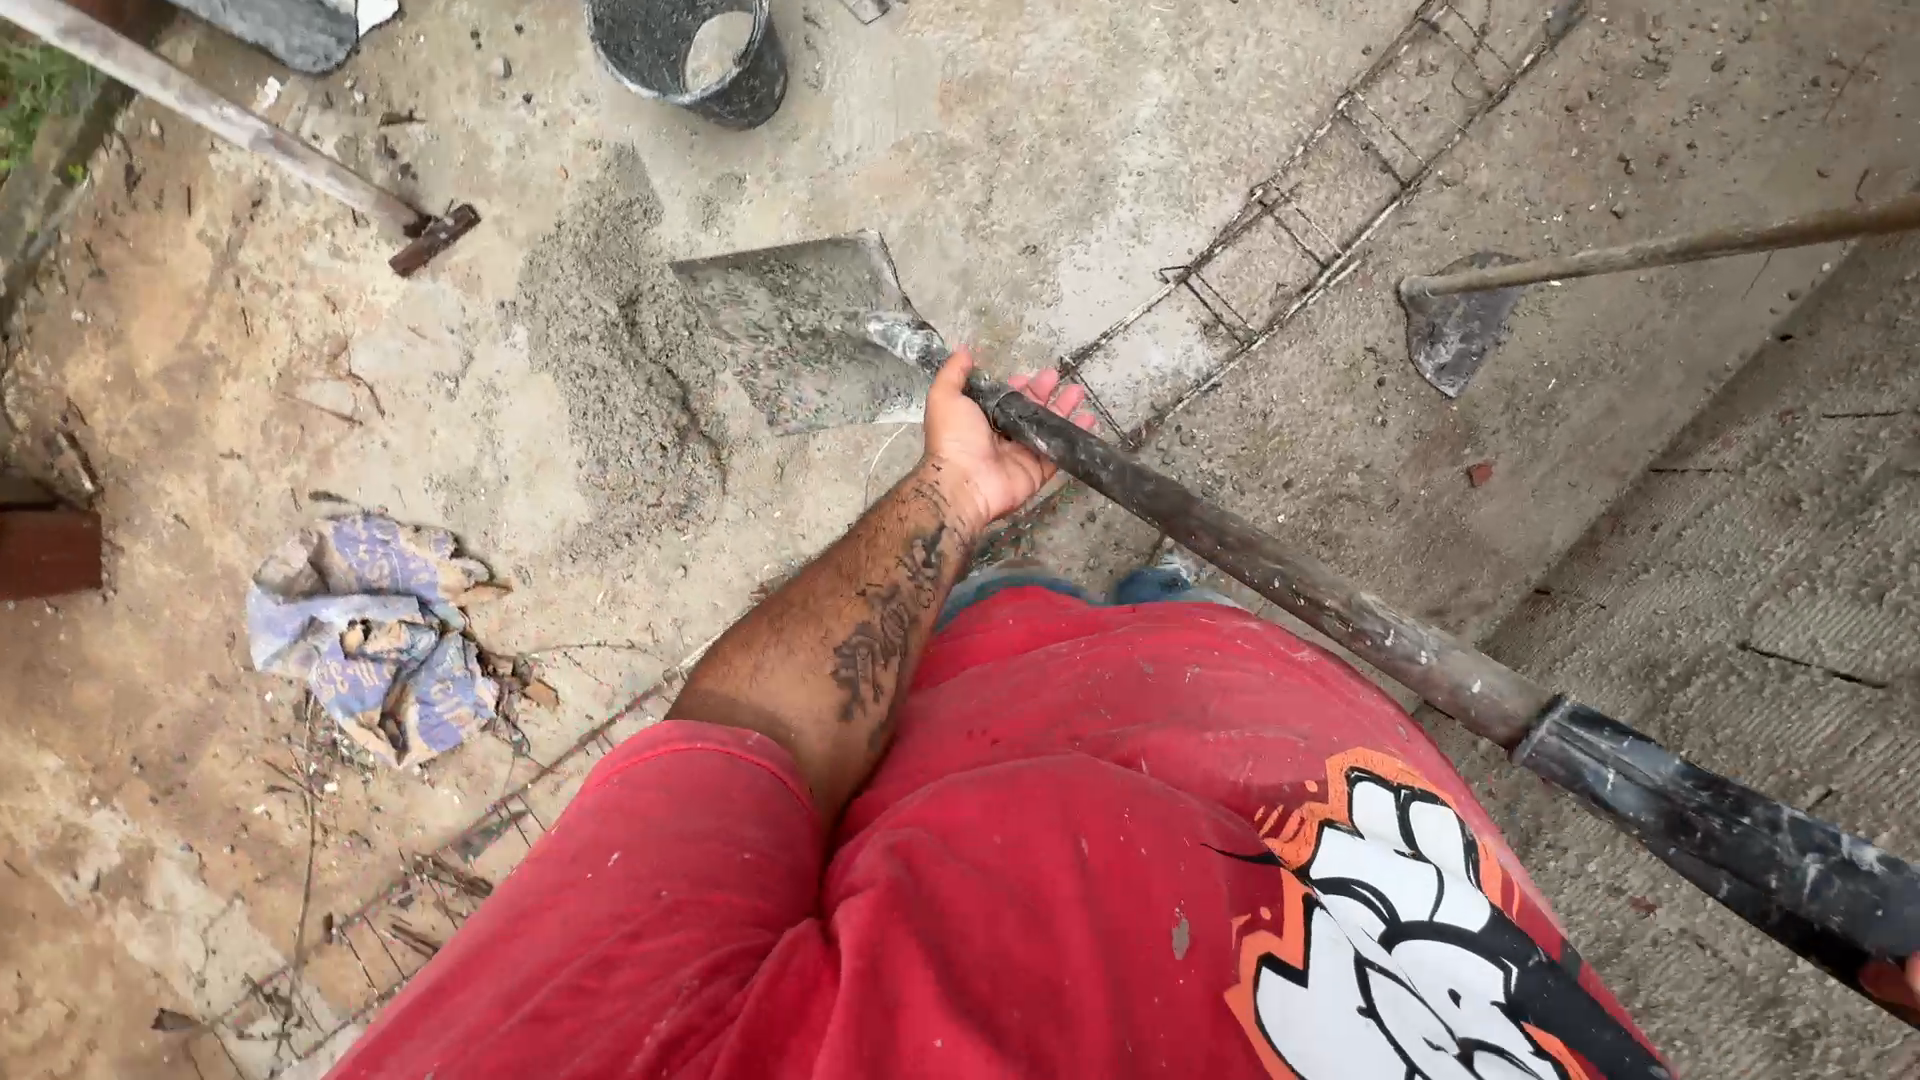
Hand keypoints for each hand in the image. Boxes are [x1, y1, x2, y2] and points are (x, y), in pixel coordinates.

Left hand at [920, 347, 1097, 532]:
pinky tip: (1088, 419)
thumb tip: (963, 351)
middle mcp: (1001, 437)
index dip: (1017, 386)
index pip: (1003, 400)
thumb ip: (954, 373)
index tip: (1028, 376)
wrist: (964, 482)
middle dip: (1043, 393)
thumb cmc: (954, 438)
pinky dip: (1074, 436)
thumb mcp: (945, 397)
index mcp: (980, 420)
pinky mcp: (1037, 471)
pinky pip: (1059, 452)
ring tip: (1078, 392)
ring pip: (1046, 429)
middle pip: (1028, 411)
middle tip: (1056, 377)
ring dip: (1063, 410)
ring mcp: (1021, 455)